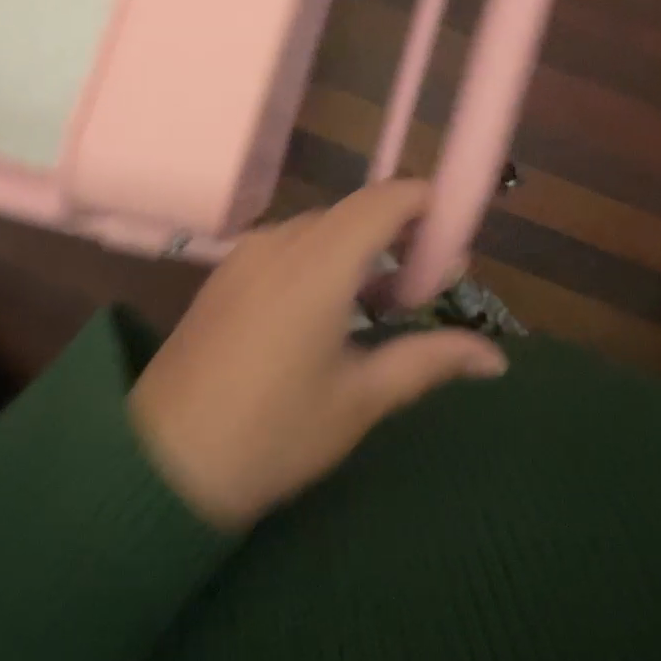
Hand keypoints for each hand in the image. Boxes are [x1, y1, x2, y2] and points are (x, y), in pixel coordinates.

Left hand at [128, 181, 508, 531]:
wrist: (164, 462)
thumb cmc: (274, 434)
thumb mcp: (361, 399)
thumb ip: (429, 359)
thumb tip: (495, 358)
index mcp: (319, 264)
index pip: (387, 198)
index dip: (430, 207)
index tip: (456, 250)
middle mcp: (280, 241)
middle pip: (355, 213)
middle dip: (401, 238)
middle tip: (428, 291)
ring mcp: (245, 254)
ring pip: (321, 230)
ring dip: (361, 252)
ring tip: (384, 308)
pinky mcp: (224, 273)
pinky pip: (287, 247)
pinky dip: (323, 261)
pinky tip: (331, 313)